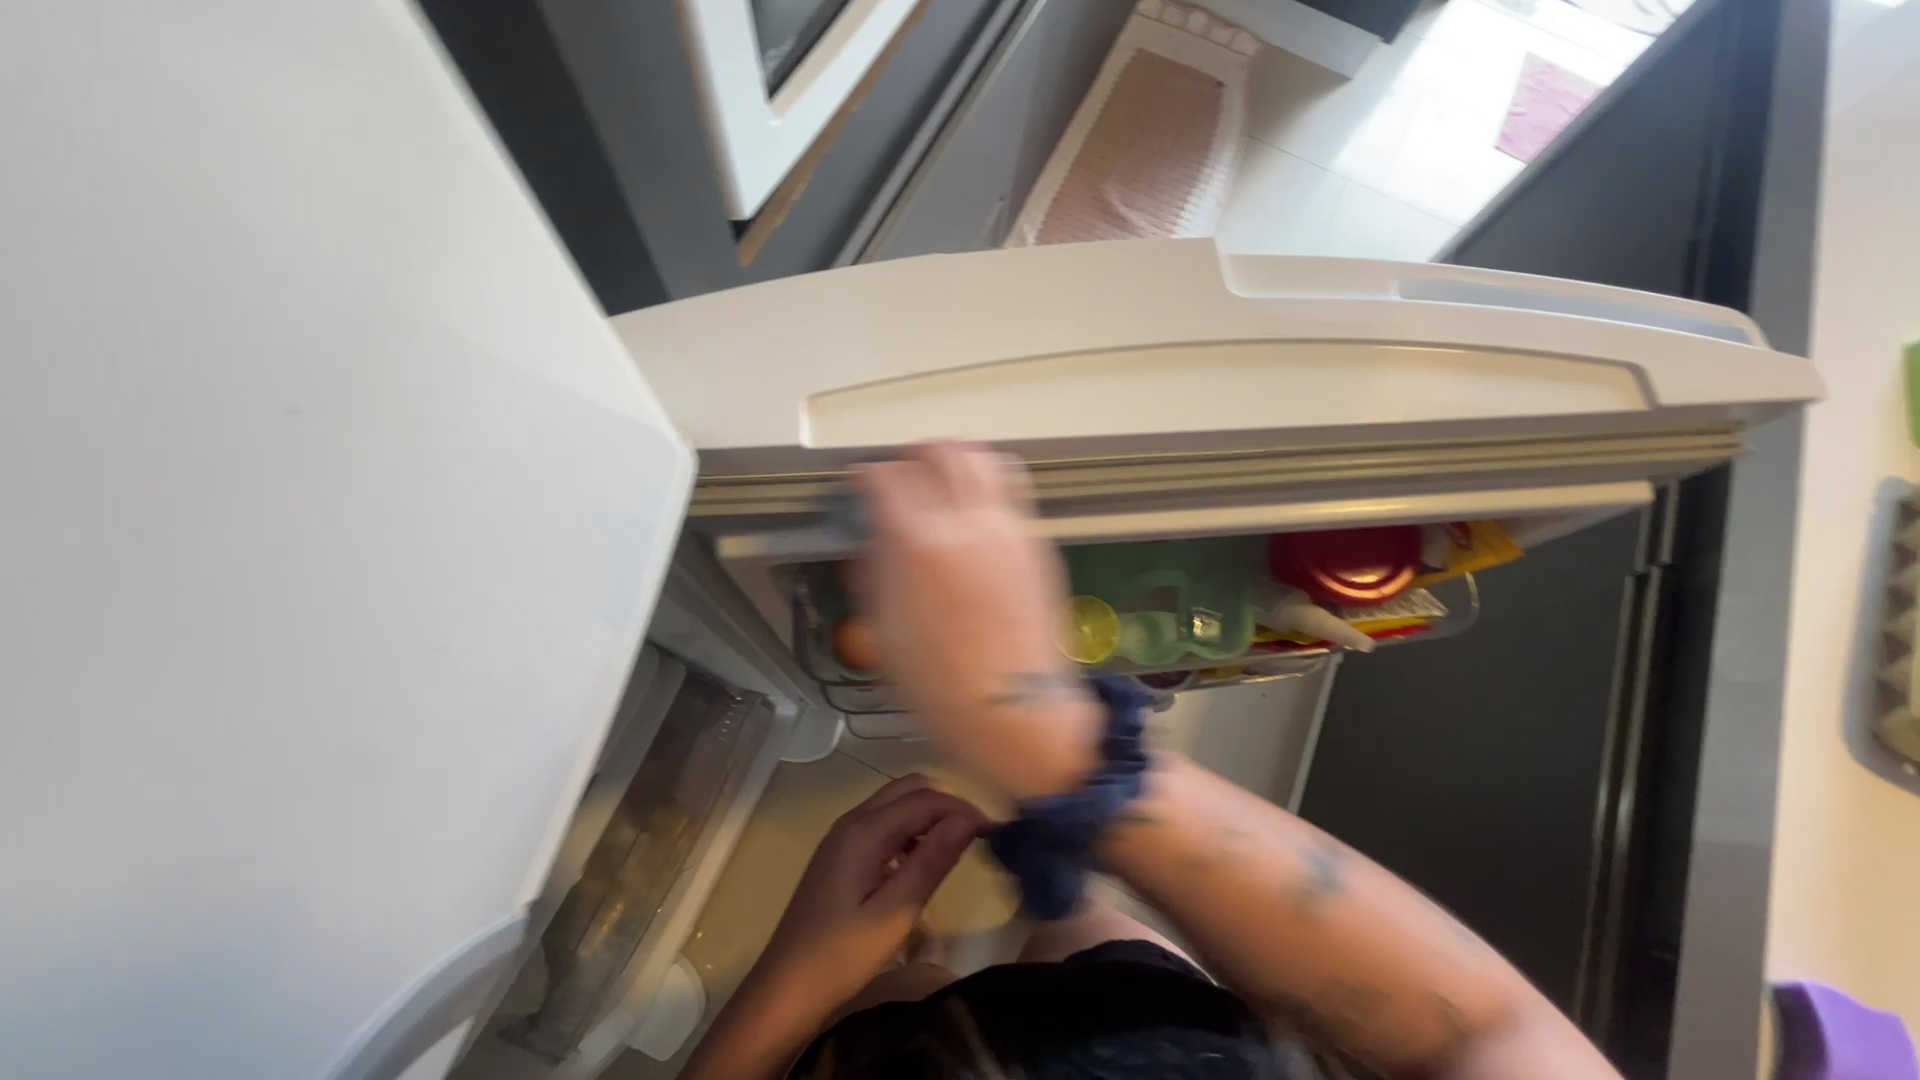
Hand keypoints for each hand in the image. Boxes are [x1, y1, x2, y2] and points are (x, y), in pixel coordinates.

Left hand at [754, 774, 985, 1007]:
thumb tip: (968, 820)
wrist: (785, 988)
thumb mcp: (895, 912)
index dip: (963, 809)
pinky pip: (884, 824)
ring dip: (929, 815)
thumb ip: (932, 861)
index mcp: (864, 831)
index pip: (925, 799)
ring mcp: (844, 836)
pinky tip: (923, 862)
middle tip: (979, 836)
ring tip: (958, 847)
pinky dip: (911, 831)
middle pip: (909, 789)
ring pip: (896, 804)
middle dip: (948, 803)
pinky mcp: (842, 853)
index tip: (995, 832)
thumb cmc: (842, 955)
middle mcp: (852, 821)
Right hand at [855, 442, 1101, 799]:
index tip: (860, 484)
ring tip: (940, 474)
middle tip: (899, 472)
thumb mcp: (883, 635)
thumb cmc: (942, 687)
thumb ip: (872, 575)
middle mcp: (964, 525)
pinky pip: (1012, 487)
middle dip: (912, 455)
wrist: (1015, 711)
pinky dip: (988, 479)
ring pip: (981, 458)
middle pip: (938, 452)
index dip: (866, 476)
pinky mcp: (1034, 542)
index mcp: (916, 546)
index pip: (885, 478)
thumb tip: (870, 544)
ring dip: (954, 457)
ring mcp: (1006, 529)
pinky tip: (976, 503)